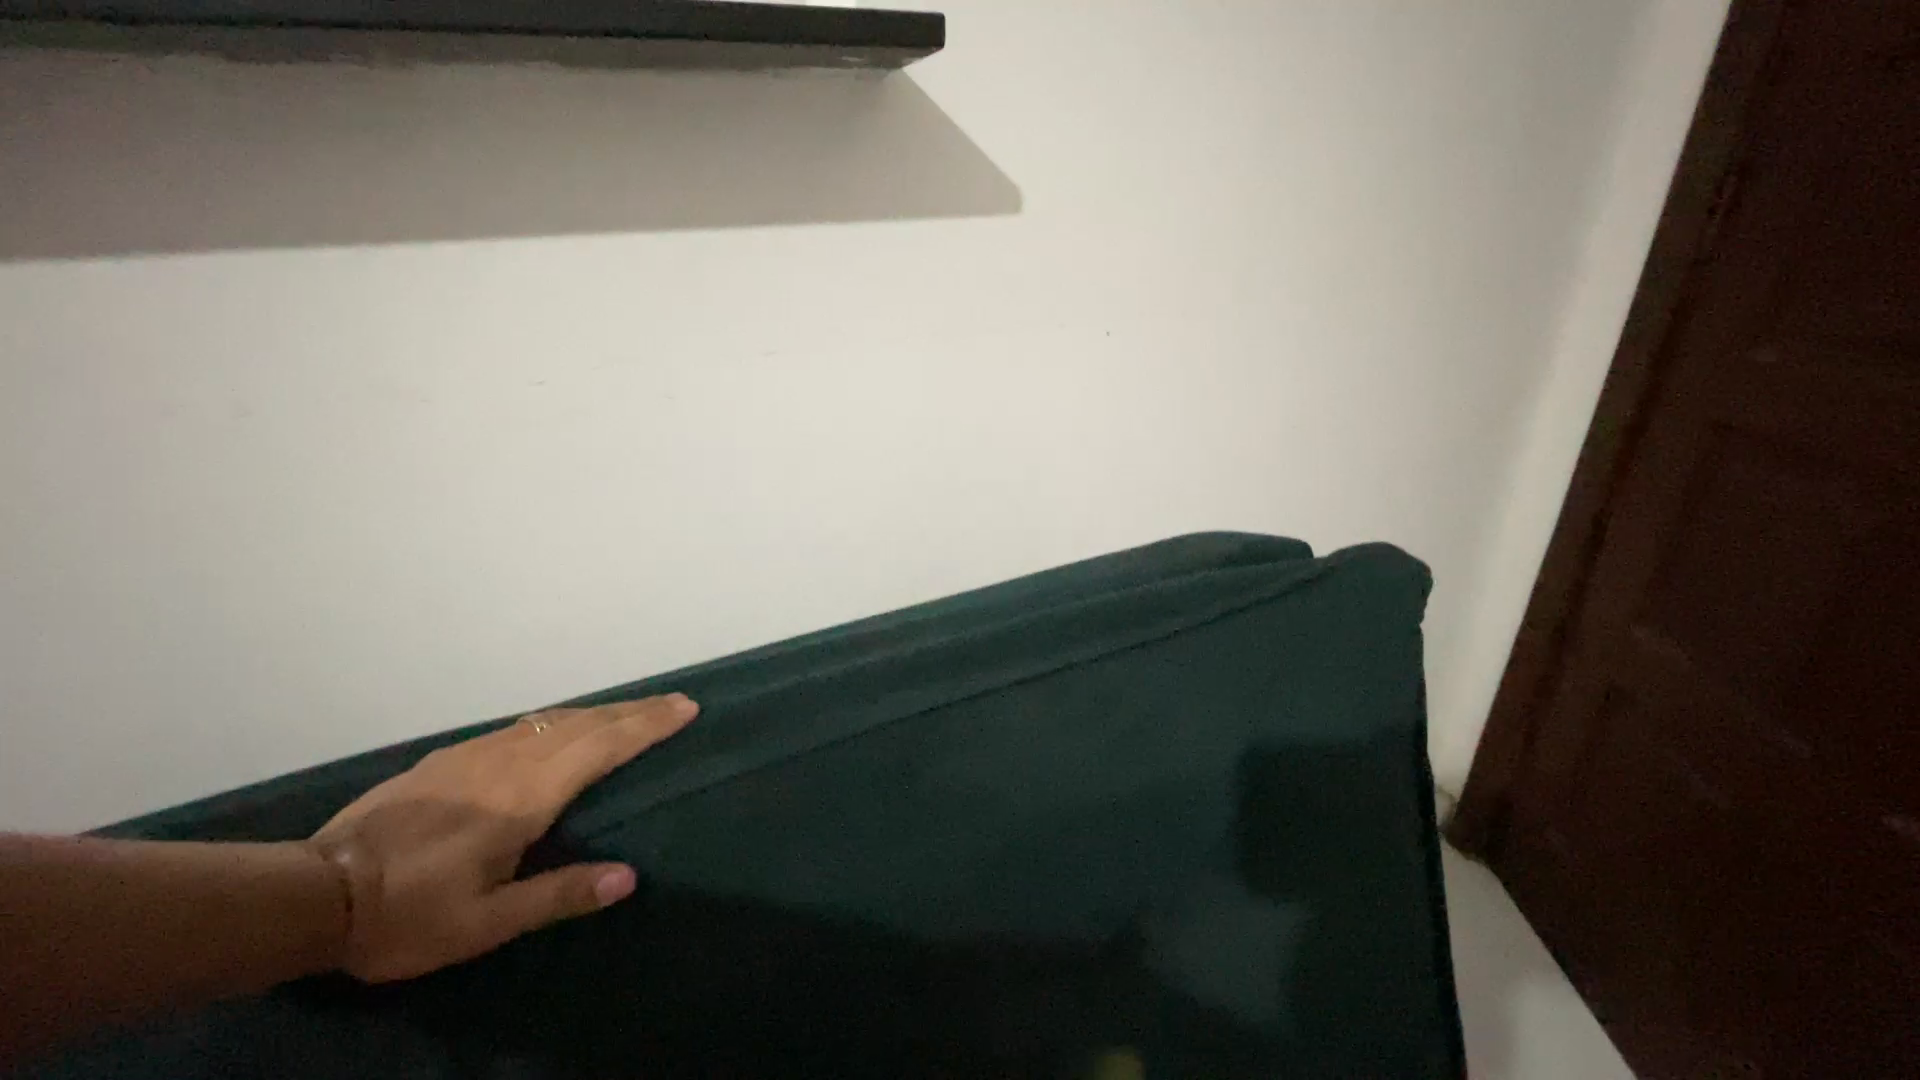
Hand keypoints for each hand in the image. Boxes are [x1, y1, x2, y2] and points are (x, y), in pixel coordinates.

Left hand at [306, 694, 698, 981]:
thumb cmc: (408, 915)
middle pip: (584, 724)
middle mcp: (507, 762)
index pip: (601, 748)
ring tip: (632, 710)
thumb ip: (558, 895)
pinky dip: (562, 718)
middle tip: (675, 701)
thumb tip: (629, 877)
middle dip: (634, 710)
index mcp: (523, 797)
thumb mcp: (485, 923)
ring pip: (553, 719)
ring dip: (601, 711)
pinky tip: (563, 726)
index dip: (646, 726)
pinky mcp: (450, 758)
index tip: (685, 707)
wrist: (314, 893)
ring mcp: (475, 754)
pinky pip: (524, 724)